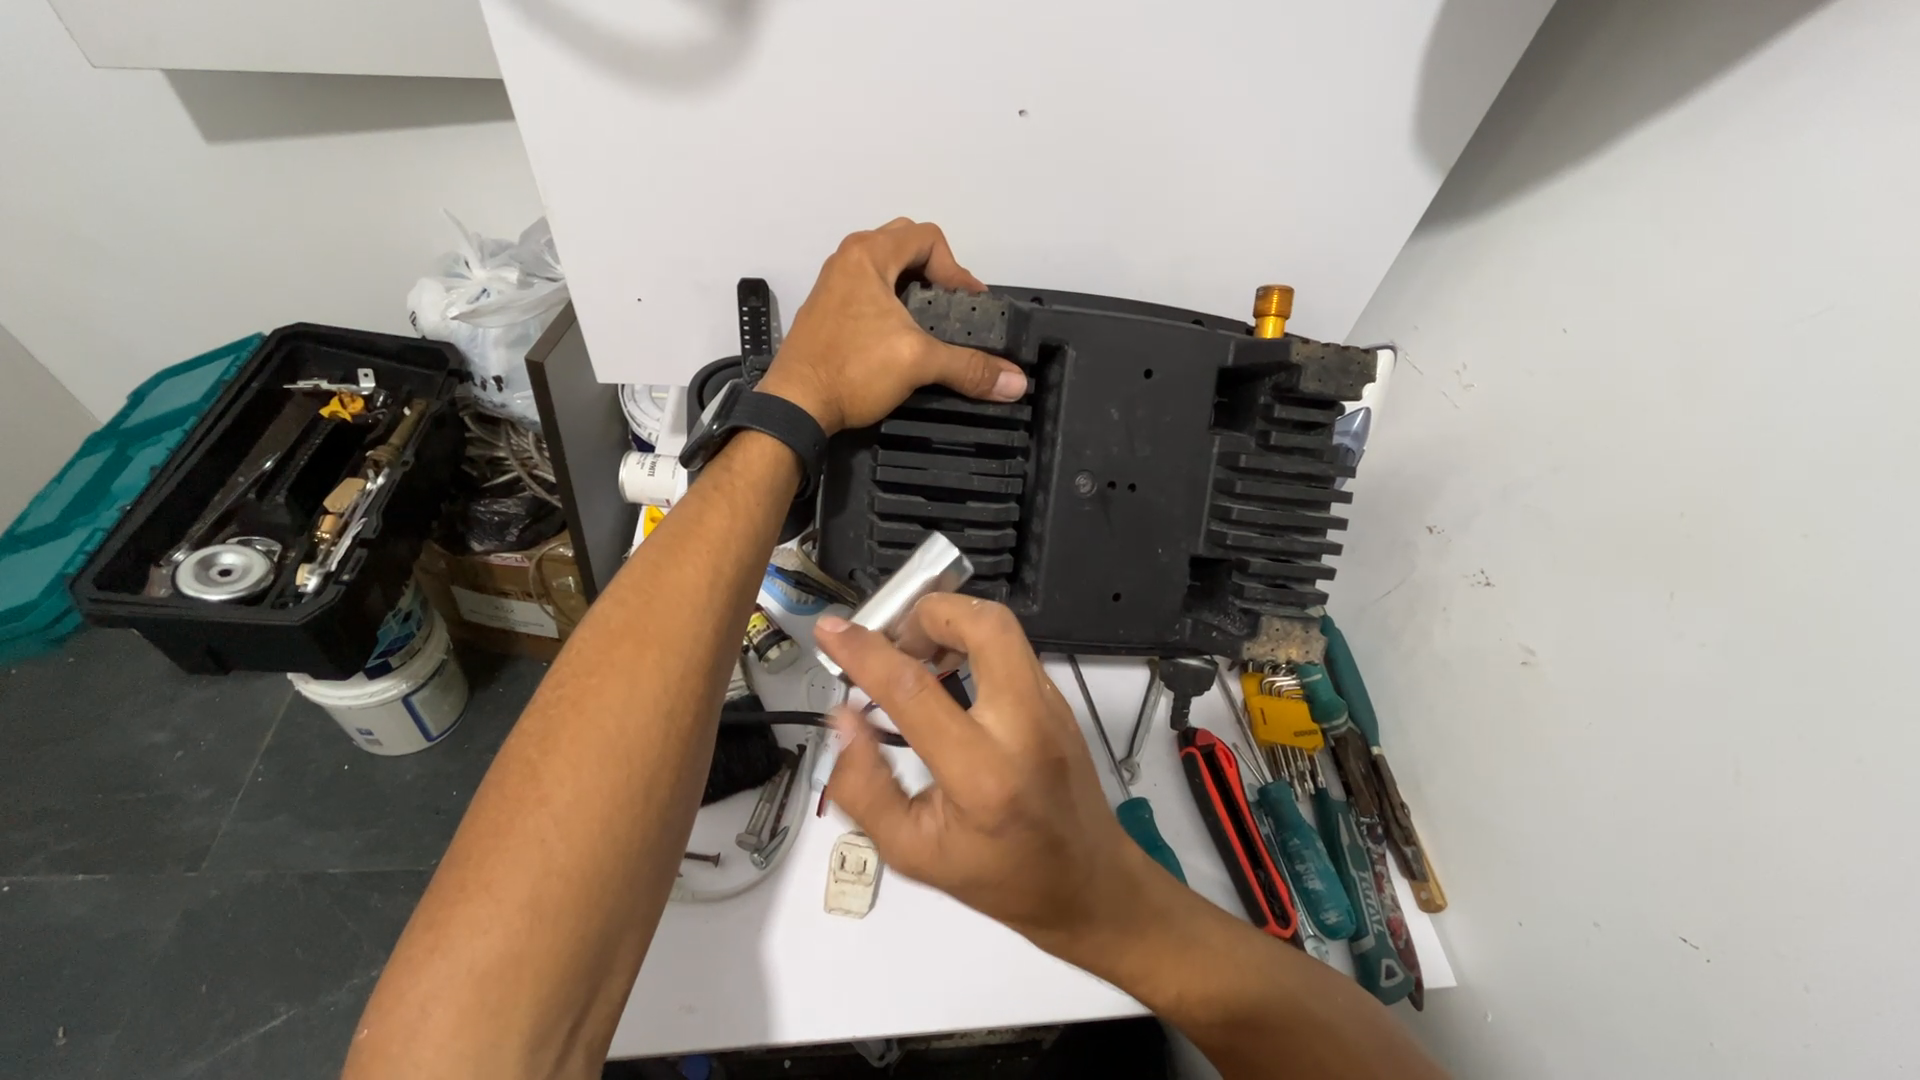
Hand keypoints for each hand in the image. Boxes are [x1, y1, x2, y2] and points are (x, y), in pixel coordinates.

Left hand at [756, 219, 1027, 435]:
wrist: (795, 406)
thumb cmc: (852, 370)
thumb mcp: (918, 363)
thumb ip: (969, 367)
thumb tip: (1015, 382)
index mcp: (867, 255)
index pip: (927, 238)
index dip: (957, 269)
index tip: (968, 307)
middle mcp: (846, 261)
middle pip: (904, 246)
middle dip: (934, 272)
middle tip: (951, 307)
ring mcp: (832, 287)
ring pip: (884, 271)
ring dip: (912, 290)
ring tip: (930, 324)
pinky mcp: (826, 314)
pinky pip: (867, 294)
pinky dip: (891, 306)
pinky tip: (900, 340)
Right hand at [812, 596, 1167, 957]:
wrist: (1089, 884)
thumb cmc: (1000, 878)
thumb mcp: (911, 852)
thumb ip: (864, 787)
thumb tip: (844, 718)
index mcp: (982, 773)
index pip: (915, 689)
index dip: (864, 652)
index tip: (830, 630)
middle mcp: (1025, 725)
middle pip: (984, 626)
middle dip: (927, 613)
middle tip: (893, 641)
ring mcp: (1050, 706)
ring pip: (1002, 627)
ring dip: (950, 623)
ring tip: (915, 655)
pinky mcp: (1058, 700)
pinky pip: (1011, 648)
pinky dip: (972, 642)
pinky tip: (948, 676)